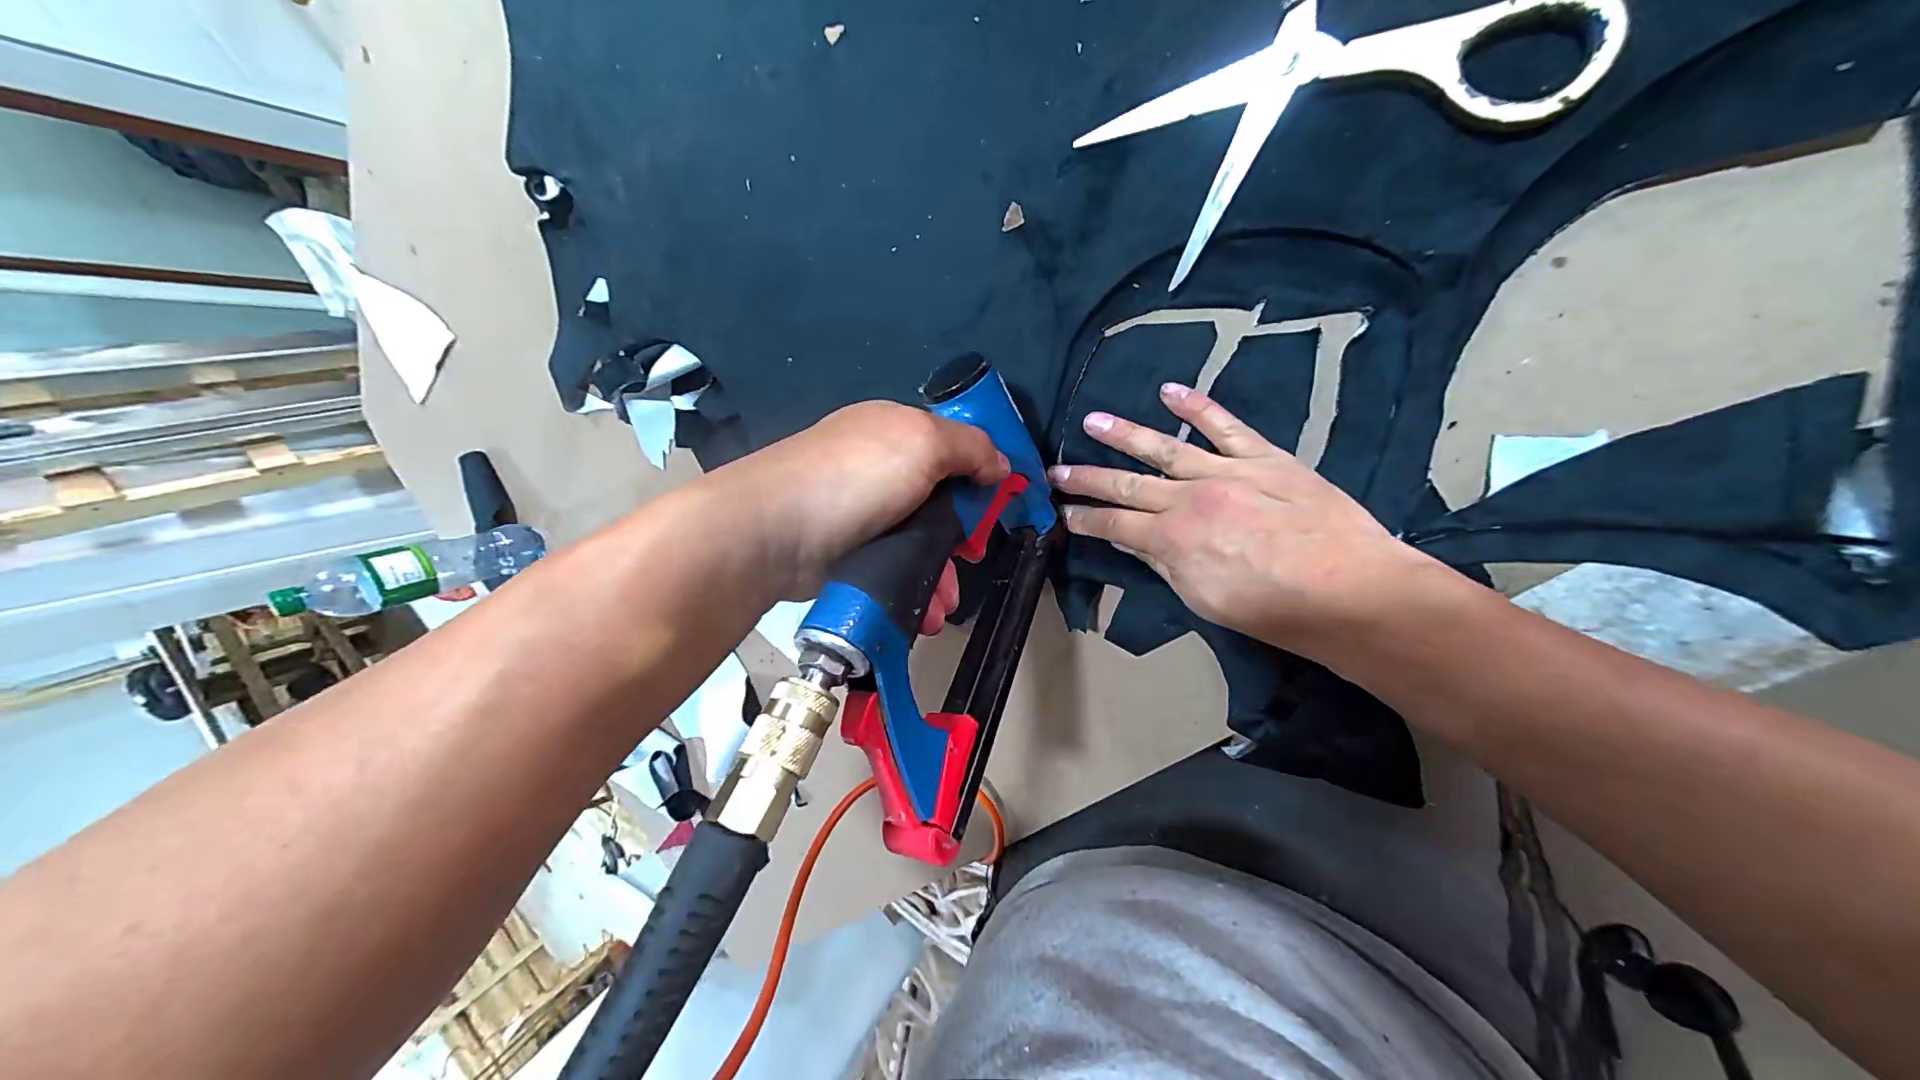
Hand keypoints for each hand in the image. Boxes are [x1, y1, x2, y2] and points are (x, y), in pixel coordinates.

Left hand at [697, 402, 1007, 616]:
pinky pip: (894, 567)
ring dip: (941, 574)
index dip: (981, 471)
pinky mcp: (848, 553)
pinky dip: (914, 589)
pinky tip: (926, 612)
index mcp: (895, 429)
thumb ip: (972, 448)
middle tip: (974, 557)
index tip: (1001, 503)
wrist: (773, 531)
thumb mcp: (923, 442)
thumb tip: (1002, 466)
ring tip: (947, 602)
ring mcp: (861, 513)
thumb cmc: (855, 477)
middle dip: (963, 534)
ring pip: (919, 542)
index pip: (952, 444)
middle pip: (939, 500)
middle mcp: (878, 467)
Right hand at [1051, 383, 1442, 656]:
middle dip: (1086, 478)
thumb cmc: (1274, 610)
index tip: (1062, 512)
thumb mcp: (1204, 599)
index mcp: (1172, 539)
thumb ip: (1167, 566)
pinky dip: (1198, 406)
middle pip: (1126, 484)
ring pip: (1164, 447)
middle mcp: (1189, 498)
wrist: (1350, 590)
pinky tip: (1170, 391)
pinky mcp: (1264, 456)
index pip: (1113, 524)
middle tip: (1056, 469)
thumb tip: (1136, 542)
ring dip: (1124, 434)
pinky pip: (1225, 425)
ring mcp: (1226, 472)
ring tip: (1094, 421)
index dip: (1084, 518)